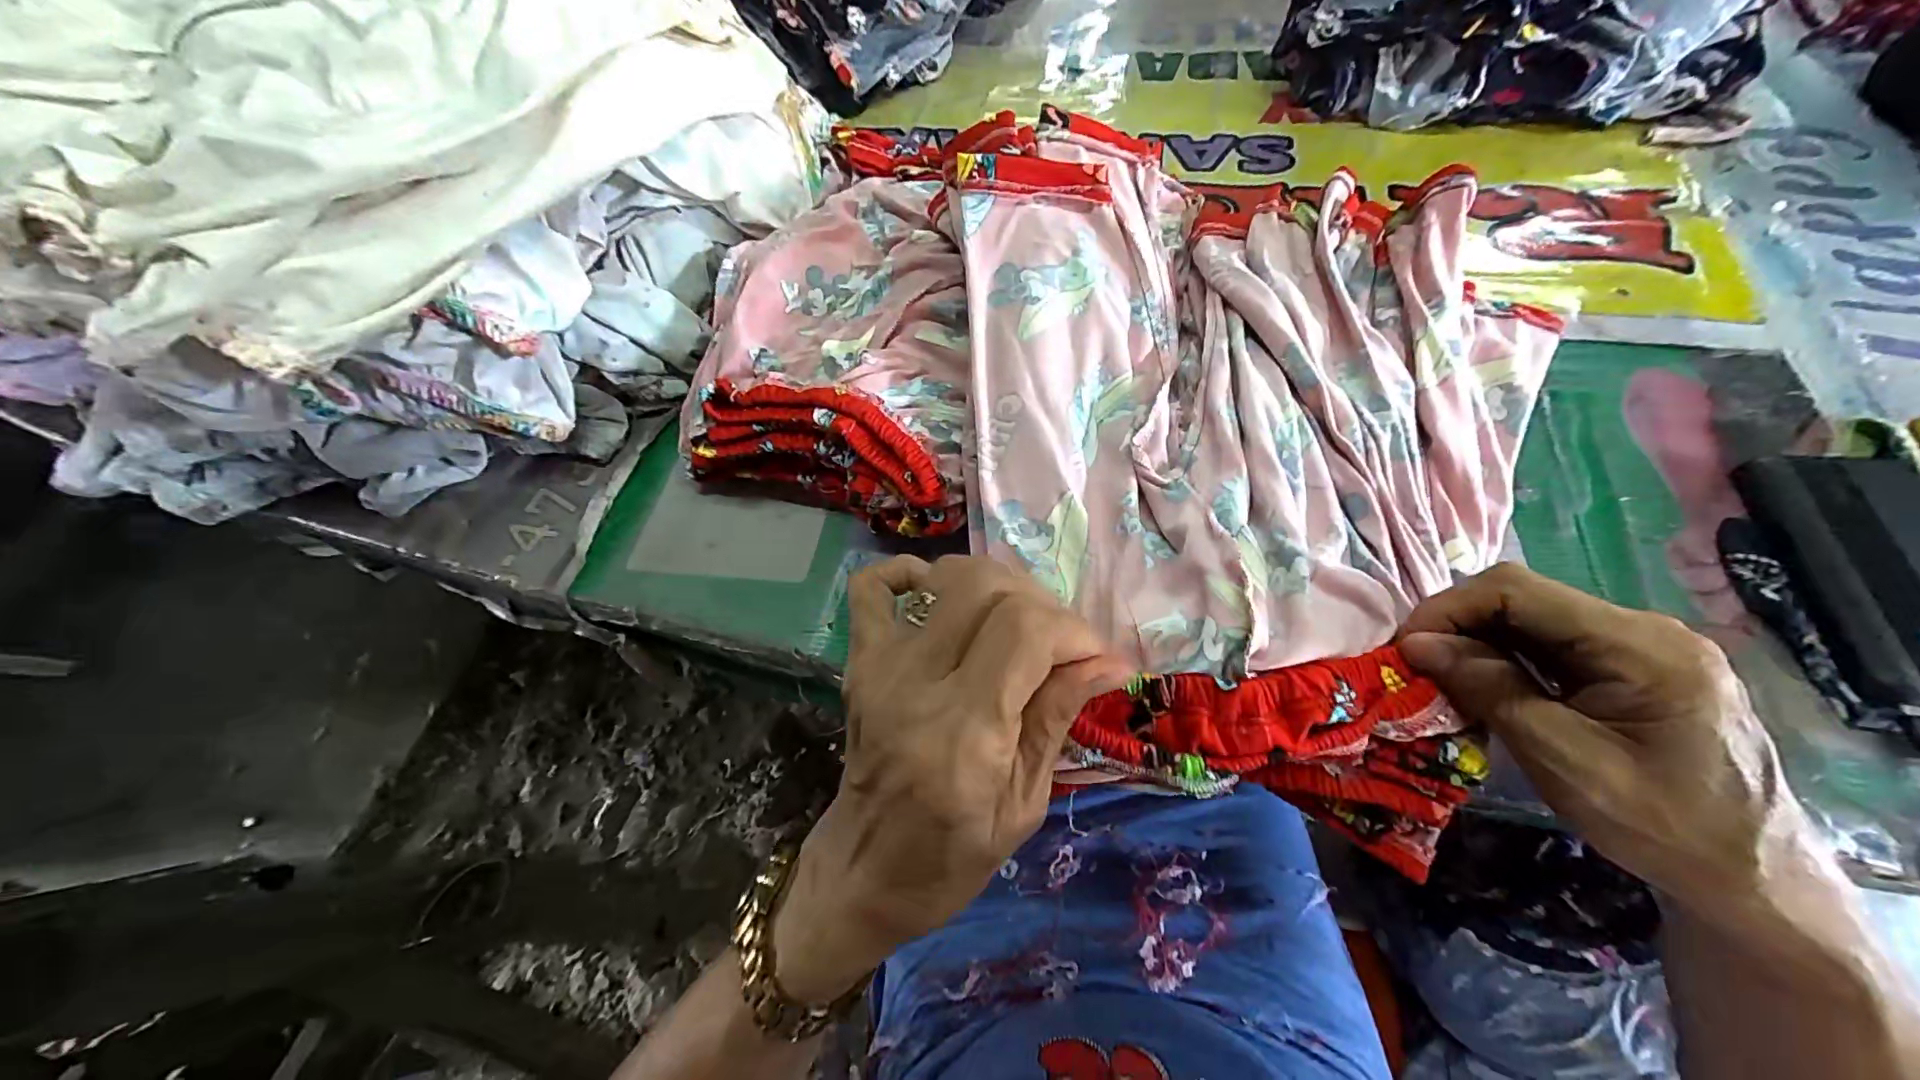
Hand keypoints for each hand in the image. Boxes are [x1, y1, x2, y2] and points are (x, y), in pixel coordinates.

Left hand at [771, 555, 1129, 1000]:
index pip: (1027, 630)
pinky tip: (940, 593)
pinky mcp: (859, 662)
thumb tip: (1109, 661)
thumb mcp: (1024, 804)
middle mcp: (918, 684)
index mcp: (965, 732)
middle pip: (990, 590)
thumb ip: (1057, 718)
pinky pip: (871, 588)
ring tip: (1020, 625)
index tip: (1098, 659)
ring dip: (999, 587)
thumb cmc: (951, 858)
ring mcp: (881, 666)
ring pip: (947, 578)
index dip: (1075, 632)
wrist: (864, 873)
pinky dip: (908, 574)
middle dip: (1044, 606)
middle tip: (1061, 645)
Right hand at [1396, 562, 1803, 916]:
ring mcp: (1643, 647)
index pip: (1517, 590)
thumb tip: (1416, 644)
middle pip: (1523, 598)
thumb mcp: (1562, 759)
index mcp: (1641, 645)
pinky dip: (1505, 658)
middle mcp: (1645, 630)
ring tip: (1440, 676)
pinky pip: (1551, 644)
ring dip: (1476, 641)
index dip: (1448, 608)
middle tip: (1414, 664)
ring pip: (1532, 619)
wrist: (1753, 879)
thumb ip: (1490, 690)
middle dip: (1457, 624)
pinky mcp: (1633, 668)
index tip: (1405, 647)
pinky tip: (1484, 685)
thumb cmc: (1661, 825)